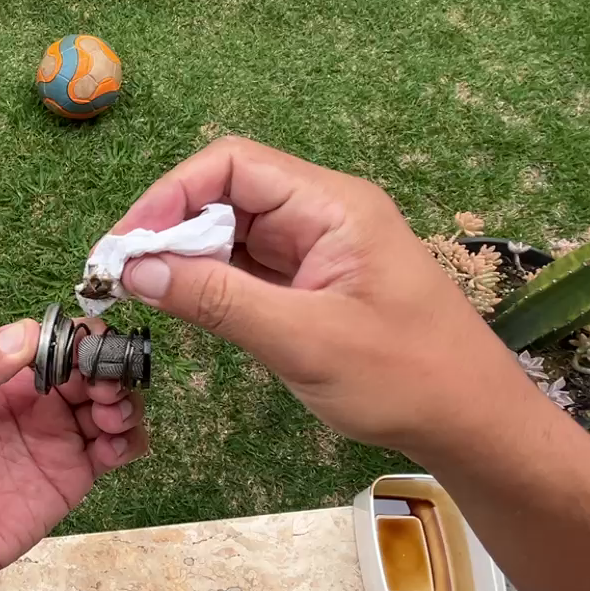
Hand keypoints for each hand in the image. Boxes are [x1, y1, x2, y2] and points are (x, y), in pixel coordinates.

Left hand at [0, 318, 147, 590]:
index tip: (89, 349)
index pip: (51, 341)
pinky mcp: (76, 475)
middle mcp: (37, 400)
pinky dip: (129, 440)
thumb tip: (24, 331)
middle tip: (105, 388)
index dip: (77, 339)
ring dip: (124, 401)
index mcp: (2, 377)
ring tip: (109, 418)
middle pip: (91, 368)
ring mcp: (59, 436)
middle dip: (108, 368)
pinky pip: (117, 448)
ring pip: (112, 403)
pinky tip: (113, 449)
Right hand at [110, 136, 542, 461]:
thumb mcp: (303, 339)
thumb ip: (215, 300)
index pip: (233, 165)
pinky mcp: (300, 279)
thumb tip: (133, 271)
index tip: (129, 243)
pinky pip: (237, 264)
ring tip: (135, 287)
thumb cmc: (404, 379)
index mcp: (331, 205)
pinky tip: (175, 299)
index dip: (171, 194)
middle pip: (222, 192)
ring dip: (178, 254)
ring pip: (225, 229)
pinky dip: (200, 279)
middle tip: (119, 271)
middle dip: (166, 225)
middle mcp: (316, 213)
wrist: (470, 425)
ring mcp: (308, 247)